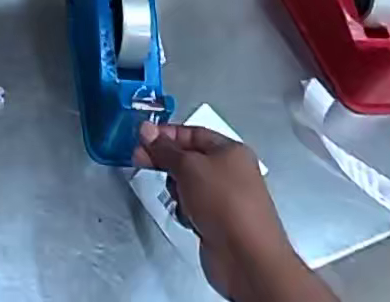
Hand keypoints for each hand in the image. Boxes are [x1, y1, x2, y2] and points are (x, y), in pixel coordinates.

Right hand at [136, 123, 335, 301]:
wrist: (248, 260)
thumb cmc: (223, 202)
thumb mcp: (189, 166)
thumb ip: (165, 148)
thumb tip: (146, 130)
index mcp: (231, 151)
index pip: (192, 133)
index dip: (166, 134)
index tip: (143, 138)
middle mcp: (230, 172)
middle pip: (189, 158)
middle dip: (166, 160)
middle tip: (140, 159)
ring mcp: (225, 200)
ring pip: (188, 184)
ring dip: (177, 189)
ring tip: (177, 197)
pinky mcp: (218, 224)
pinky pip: (193, 207)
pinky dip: (185, 210)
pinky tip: (187, 217)